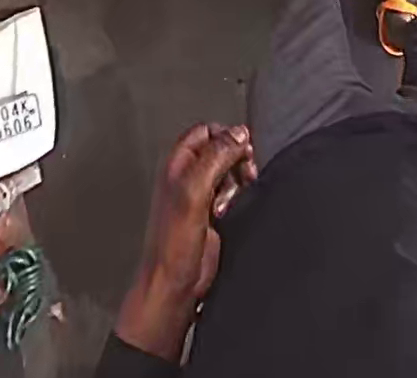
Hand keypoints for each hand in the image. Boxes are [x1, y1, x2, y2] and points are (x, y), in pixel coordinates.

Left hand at [115, 123, 256, 359]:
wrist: (174, 286)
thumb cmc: (173, 244)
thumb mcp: (195, 191)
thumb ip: (216, 157)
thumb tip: (238, 134)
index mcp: (177, 162)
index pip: (207, 130)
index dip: (226, 136)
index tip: (241, 150)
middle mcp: (188, 175)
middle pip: (221, 148)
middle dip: (236, 159)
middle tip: (243, 172)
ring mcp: (200, 194)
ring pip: (229, 170)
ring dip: (237, 180)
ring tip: (231, 197)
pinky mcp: (212, 213)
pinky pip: (232, 193)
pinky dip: (237, 198)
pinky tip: (230, 211)